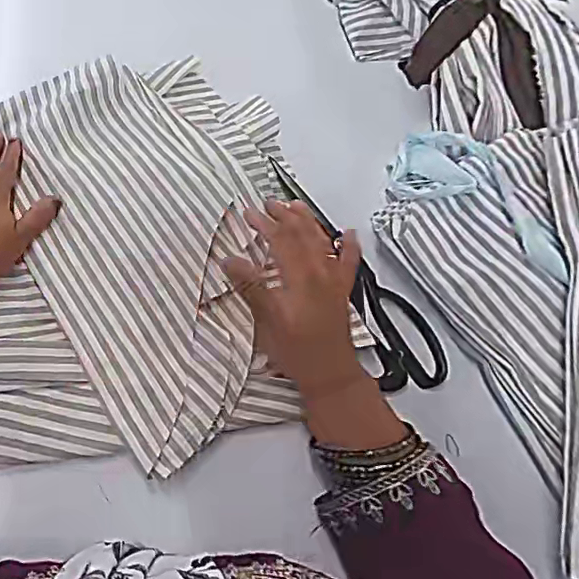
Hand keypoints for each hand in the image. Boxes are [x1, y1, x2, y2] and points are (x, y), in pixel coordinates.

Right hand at [223, 201, 406, 449]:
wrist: (330, 374)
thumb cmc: (298, 351)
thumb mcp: (268, 320)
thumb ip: (251, 287)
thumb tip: (230, 259)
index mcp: (301, 276)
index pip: (281, 239)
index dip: (265, 223)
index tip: (249, 213)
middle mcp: (321, 273)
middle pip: (303, 234)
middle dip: (284, 216)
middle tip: (268, 204)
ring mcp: (333, 281)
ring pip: (322, 242)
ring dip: (308, 222)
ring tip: (297, 207)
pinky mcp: (340, 292)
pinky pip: (348, 262)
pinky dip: (348, 246)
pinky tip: (348, 235)